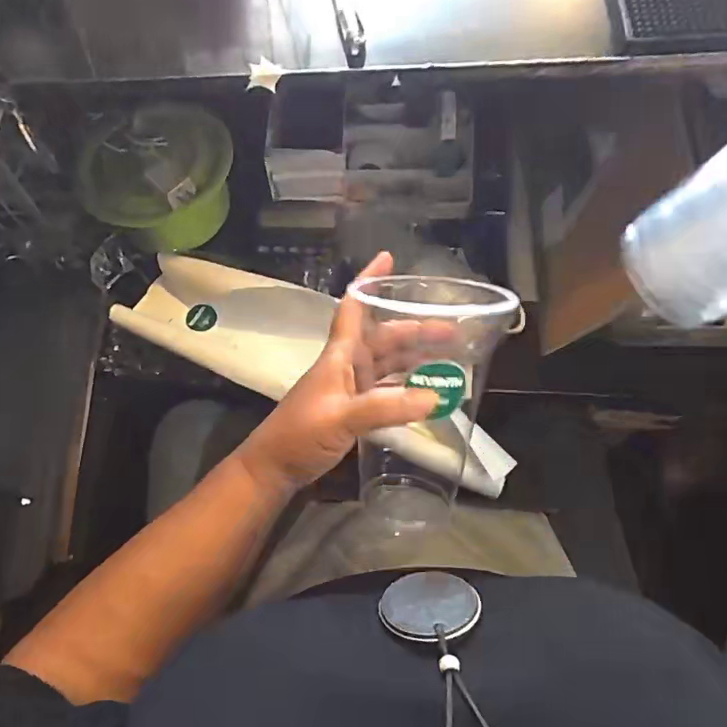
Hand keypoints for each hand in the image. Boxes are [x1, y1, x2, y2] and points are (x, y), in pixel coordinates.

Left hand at [234, 253, 440, 491]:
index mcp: (339, 357)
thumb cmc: (298, 435)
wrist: (274, 468)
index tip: (389, 258)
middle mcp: (346, 367)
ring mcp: (350, 390)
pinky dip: (406, 387)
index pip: (353, 308)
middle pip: (382, 338)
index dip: (369, 282)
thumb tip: (434, 397)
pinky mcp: (353, 412)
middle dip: (415, 329)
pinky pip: (386, 390)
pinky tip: (425, 391)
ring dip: (414, 357)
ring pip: (386, 363)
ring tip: (448, 357)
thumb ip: (385, 407)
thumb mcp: (341, 418)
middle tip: (453, 330)